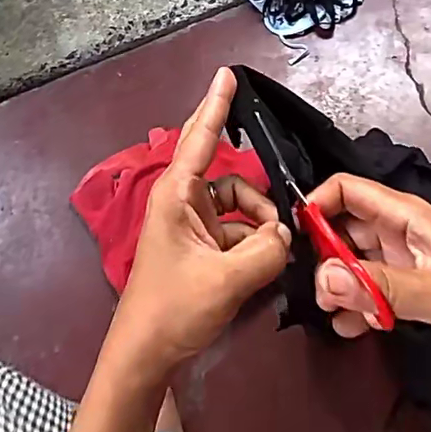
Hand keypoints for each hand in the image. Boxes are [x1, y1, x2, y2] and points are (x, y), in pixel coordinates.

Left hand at [110, 68, 292, 374]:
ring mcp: (193, 221)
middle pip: (223, 165)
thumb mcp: (226, 281)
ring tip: (274, 249)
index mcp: (177, 195)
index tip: (226, 73)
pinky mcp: (202, 243)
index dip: (216, 103)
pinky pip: (238, 226)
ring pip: (240, 201)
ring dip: (260, 220)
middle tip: (267, 166)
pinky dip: (255, 238)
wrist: (143, 358)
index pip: (200, 137)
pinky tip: (266, 261)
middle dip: (246, 165)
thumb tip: (286, 234)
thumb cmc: (172, 311)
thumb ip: (266, 252)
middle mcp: (184, 199)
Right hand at [304, 173, 430, 384]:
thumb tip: (324, 279)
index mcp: (408, 215)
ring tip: (333, 314)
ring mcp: (411, 262)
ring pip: (359, 260)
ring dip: (342, 283)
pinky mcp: (419, 291)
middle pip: (348, 226)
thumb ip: (381, 286)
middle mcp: (404, 232)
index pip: (349, 190)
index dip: (318, 204)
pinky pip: (376, 290)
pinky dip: (361, 304)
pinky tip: (352, 329)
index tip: (296, 238)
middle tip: (318, 291)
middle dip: (326, 252)